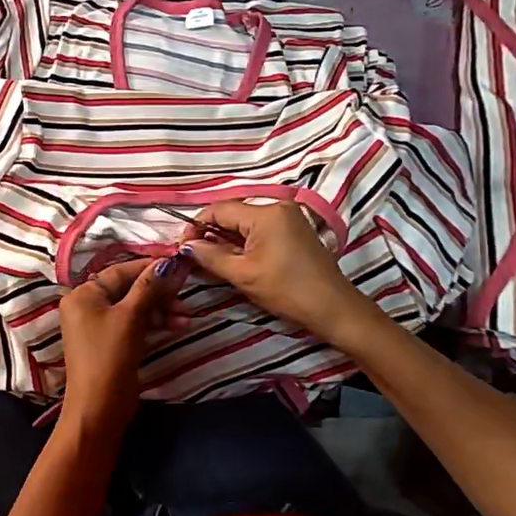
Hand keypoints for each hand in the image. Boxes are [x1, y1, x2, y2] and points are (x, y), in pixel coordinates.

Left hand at [57, 257, 189, 436]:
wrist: (99, 408)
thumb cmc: (109, 356)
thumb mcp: (130, 317)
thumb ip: (149, 287)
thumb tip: (168, 262)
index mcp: (83, 294)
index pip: (120, 271)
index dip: (150, 267)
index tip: (178, 264)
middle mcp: (87, 305)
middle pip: (129, 288)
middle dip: (159, 292)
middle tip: (184, 296)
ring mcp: (99, 325)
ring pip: (135, 306)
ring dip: (161, 309)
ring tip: (186, 318)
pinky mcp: (112, 342)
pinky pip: (135, 322)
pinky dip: (154, 322)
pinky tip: (177, 325)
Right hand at [183, 200, 371, 337]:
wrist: (333, 309)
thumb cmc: (287, 290)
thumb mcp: (242, 274)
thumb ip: (210, 256)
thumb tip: (185, 246)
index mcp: (265, 212)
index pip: (218, 210)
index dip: (196, 226)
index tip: (181, 247)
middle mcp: (277, 207)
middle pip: (231, 215)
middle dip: (210, 234)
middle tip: (193, 257)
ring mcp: (288, 218)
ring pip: (244, 224)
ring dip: (226, 241)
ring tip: (211, 262)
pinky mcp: (293, 231)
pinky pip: (259, 231)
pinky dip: (243, 244)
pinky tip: (233, 261)